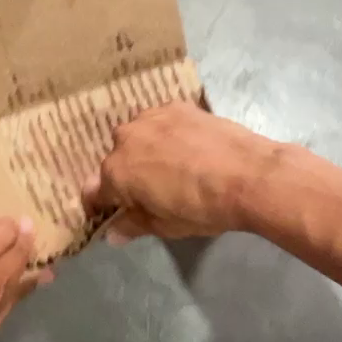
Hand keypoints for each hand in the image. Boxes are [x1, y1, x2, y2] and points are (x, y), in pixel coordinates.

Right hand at [84, 102, 285, 240]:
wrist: (248, 175)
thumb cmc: (201, 208)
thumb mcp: (165, 226)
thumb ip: (133, 226)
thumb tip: (112, 235)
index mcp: (115, 173)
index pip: (94, 191)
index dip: (101, 204)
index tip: (112, 211)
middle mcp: (123, 140)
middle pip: (117, 161)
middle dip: (128, 175)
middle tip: (153, 189)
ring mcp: (149, 118)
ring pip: (138, 137)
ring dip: (146, 150)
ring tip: (174, 165)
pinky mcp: (174, 106)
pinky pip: (161, 122)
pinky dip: (169, 133)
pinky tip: (190, 146)